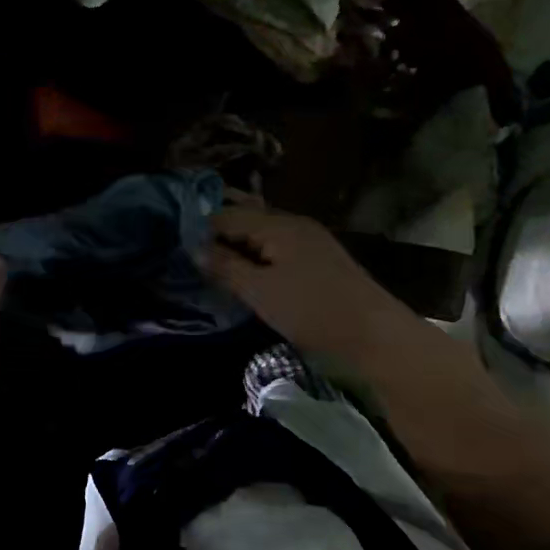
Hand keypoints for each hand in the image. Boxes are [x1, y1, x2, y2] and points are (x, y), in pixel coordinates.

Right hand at [200, 206, 404, 358]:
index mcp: (277, 225)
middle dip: (218, 222)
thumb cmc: (312, 311)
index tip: (174, 238)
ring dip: (237, 237)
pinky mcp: (318, 259)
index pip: (228, 215)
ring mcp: (309, 240)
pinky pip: (277, 244)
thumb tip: (195, 249)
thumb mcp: (261, 292)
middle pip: (247, 214)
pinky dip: (256, 249)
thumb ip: (227, 267)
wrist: (374, 335)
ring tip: (210, 250)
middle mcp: (293, 224)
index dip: (200, 225)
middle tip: (188, 235)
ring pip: (263, 229)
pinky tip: (245, 264)